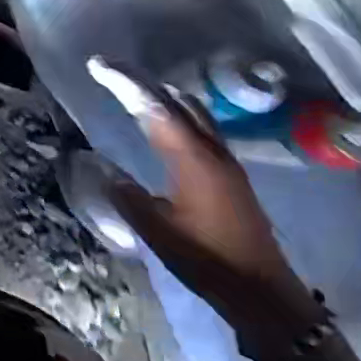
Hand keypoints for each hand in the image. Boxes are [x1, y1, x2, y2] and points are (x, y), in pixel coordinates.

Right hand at [103, 72, 317, 327]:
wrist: (263, 294)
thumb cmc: (208, 261)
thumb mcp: (158, 232)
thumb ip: (128, 197)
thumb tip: (105, 171)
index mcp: (193, 159)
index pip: (154, 107)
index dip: (125, 83)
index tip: (98, 66)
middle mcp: (212, 150)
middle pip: (176, 101)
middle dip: (141, 82)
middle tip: (109, 71)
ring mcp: (225, 160)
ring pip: (192, 110)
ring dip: (162, 95)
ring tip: (133, 89)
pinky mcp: (229, 173)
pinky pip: (200, 125)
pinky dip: (176, 112)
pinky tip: (163, 122)